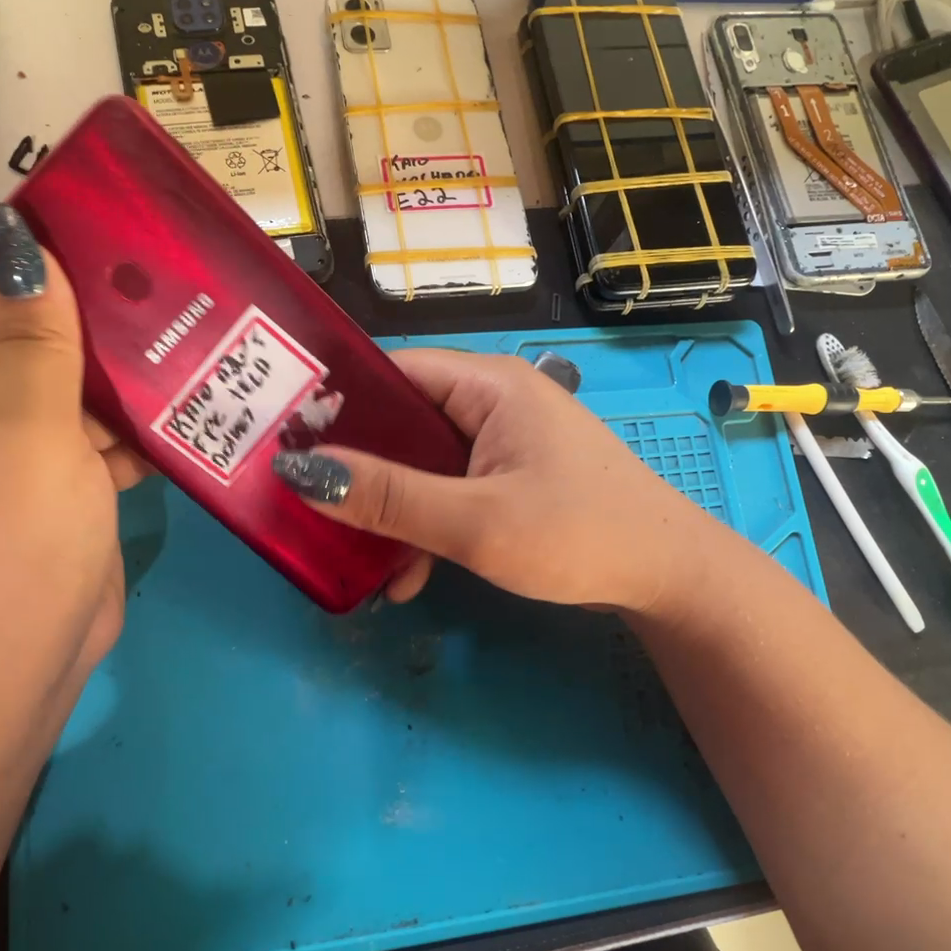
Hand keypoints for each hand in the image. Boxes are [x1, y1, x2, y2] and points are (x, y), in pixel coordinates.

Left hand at [0, 206, 146, 690]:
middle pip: (11, 329)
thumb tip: (26, 242)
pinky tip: (192, 413)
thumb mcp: (25, 429)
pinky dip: (139, 425)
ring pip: (69, 384)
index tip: (55, 246)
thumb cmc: (7, 542)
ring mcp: (23, 450)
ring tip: (187, 340)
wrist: (20, 665)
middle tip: (148, 285)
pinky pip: (104, 435)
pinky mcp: (70, 485)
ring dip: (118, 369)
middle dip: (74, 308)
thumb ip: (35, 339)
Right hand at [272, 348, 719, 615]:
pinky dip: (425, 528)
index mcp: (487, 385)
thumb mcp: (476, 521)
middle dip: (359, 471)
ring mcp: (503, 442)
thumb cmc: (579, 535)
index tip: (281, 442)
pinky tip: (409, 578)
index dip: (334, 403)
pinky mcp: (511, 480)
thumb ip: (390, 498)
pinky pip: (448, 492)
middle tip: (306, 507)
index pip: (391, 372)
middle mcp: (492, 402)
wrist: (670, 578)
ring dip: (392, 512)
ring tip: (359, 562)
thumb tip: (300, 472)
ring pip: (421, 464)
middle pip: (401, 421)